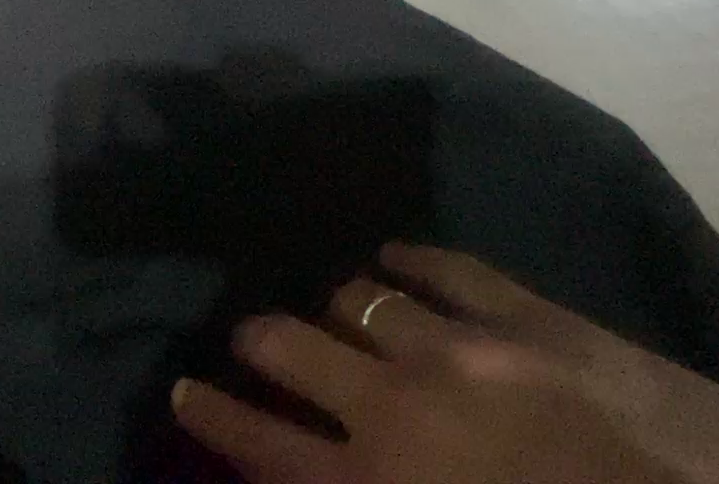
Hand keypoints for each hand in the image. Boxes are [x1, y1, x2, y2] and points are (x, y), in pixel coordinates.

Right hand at [173, 244, 718, 483]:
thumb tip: (326, 473)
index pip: (264, 442)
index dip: (215, 413)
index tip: (183, 387)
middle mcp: (403, 404)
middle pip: (294, 349)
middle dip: (259, 342)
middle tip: (247, 336)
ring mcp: (467, 348)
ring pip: (361, 300)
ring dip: (336, 306)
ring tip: (332, 304)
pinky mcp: (535, 318)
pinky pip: (447, 268)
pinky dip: (409, 261)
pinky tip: (393, 257)